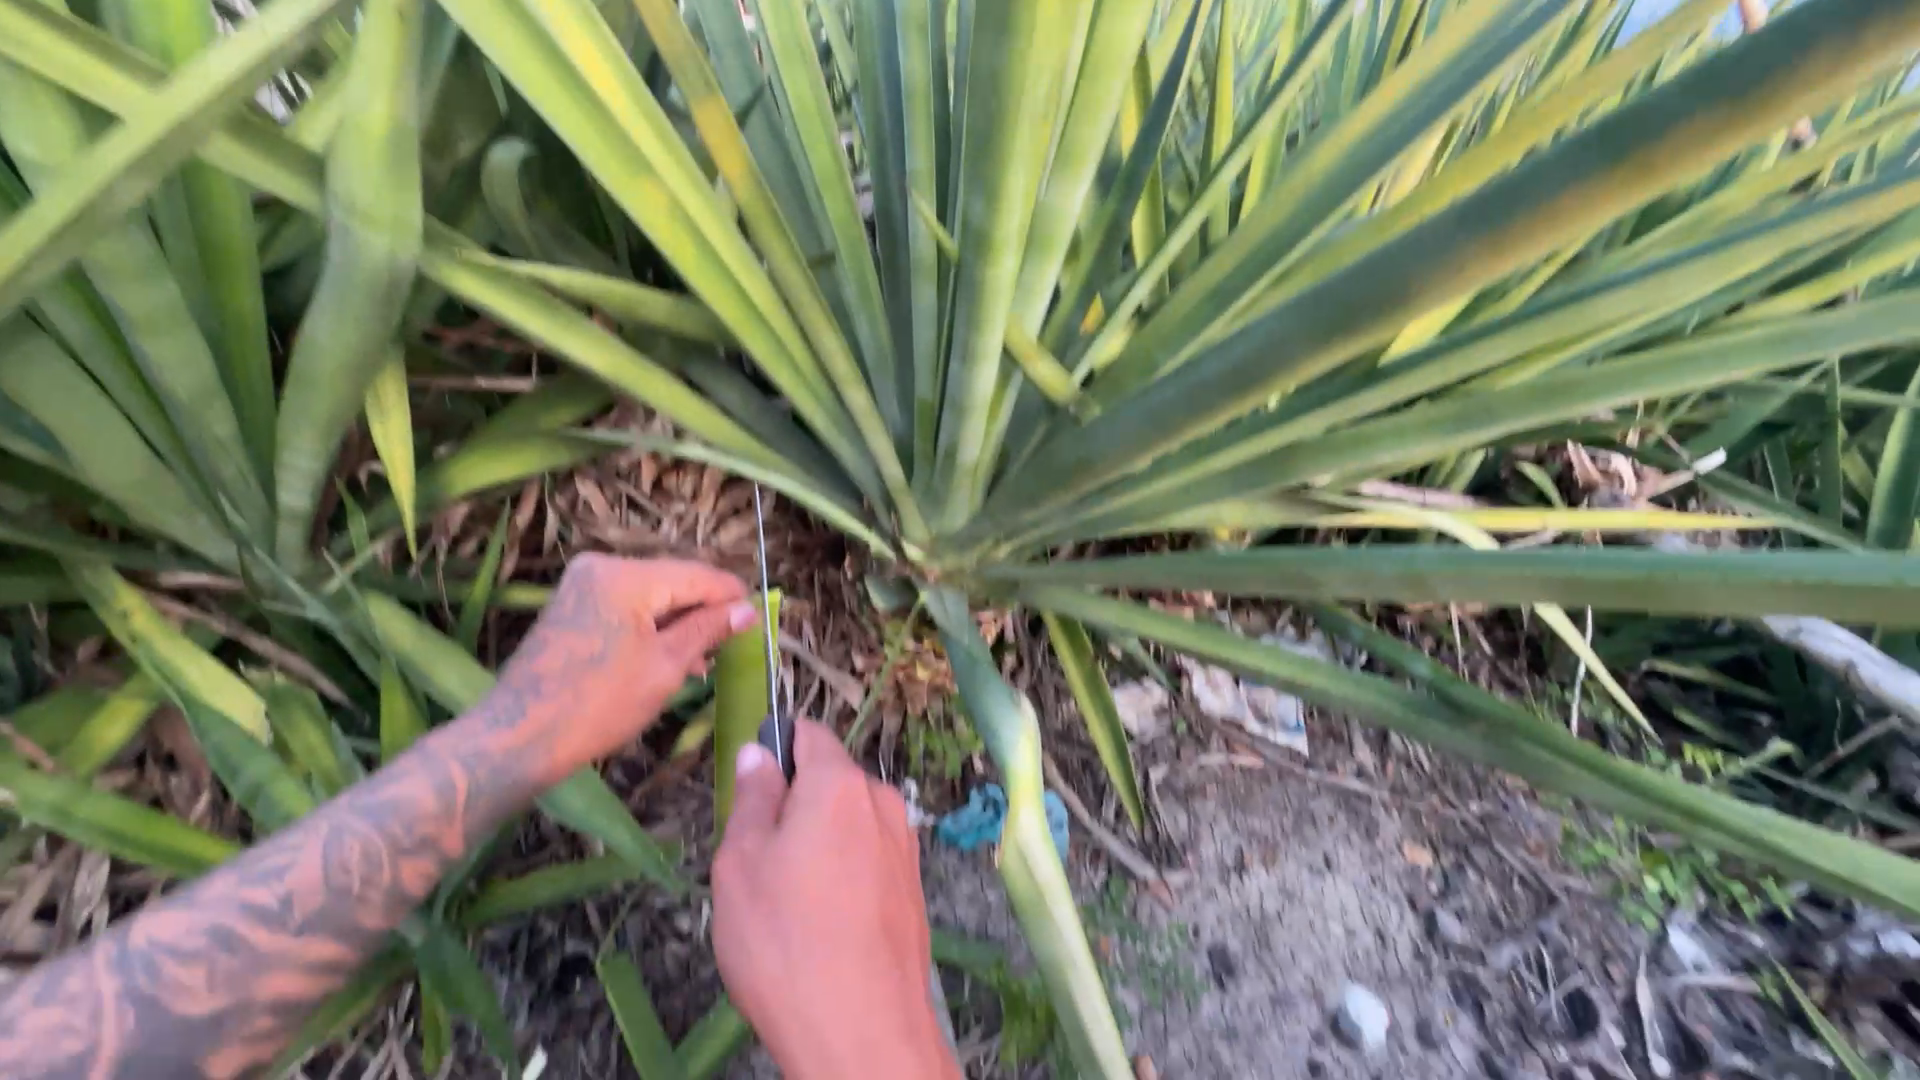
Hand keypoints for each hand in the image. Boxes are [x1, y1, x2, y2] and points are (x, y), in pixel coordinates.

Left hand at [490, 554, 755, 780]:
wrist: (517, 740)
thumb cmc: (598, 705)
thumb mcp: (666, 666)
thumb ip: (708, 629)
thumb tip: (747, 609)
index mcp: (626, 575)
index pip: (698, 574)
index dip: (732, 598)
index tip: (758, 622)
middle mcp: (602, 567)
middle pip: (675, 581)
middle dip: (703, 614)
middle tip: (728, 649)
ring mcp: (583, 585)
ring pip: (653, 595)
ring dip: (679, 624)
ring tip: (700, 662)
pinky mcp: (573, 605)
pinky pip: (628, 606)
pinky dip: (651, 627)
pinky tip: (668, 657)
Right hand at [712, 723, 958, 1079]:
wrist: (863, 1031)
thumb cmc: (785, 941)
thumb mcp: (741, 864)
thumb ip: (752, 799)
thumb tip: (760, 754)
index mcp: (840, 783)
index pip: (808, 733)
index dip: (776, 749)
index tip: (752, 792)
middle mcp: (881, 801)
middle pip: (829, 780)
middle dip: (794, 804)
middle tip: (761, 861)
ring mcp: (905, 843)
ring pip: (848, 822)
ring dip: (819, 842)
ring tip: (790, 902)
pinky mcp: (913, 884)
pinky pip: (868, 856)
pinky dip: (844, 872)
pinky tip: (824, 923)